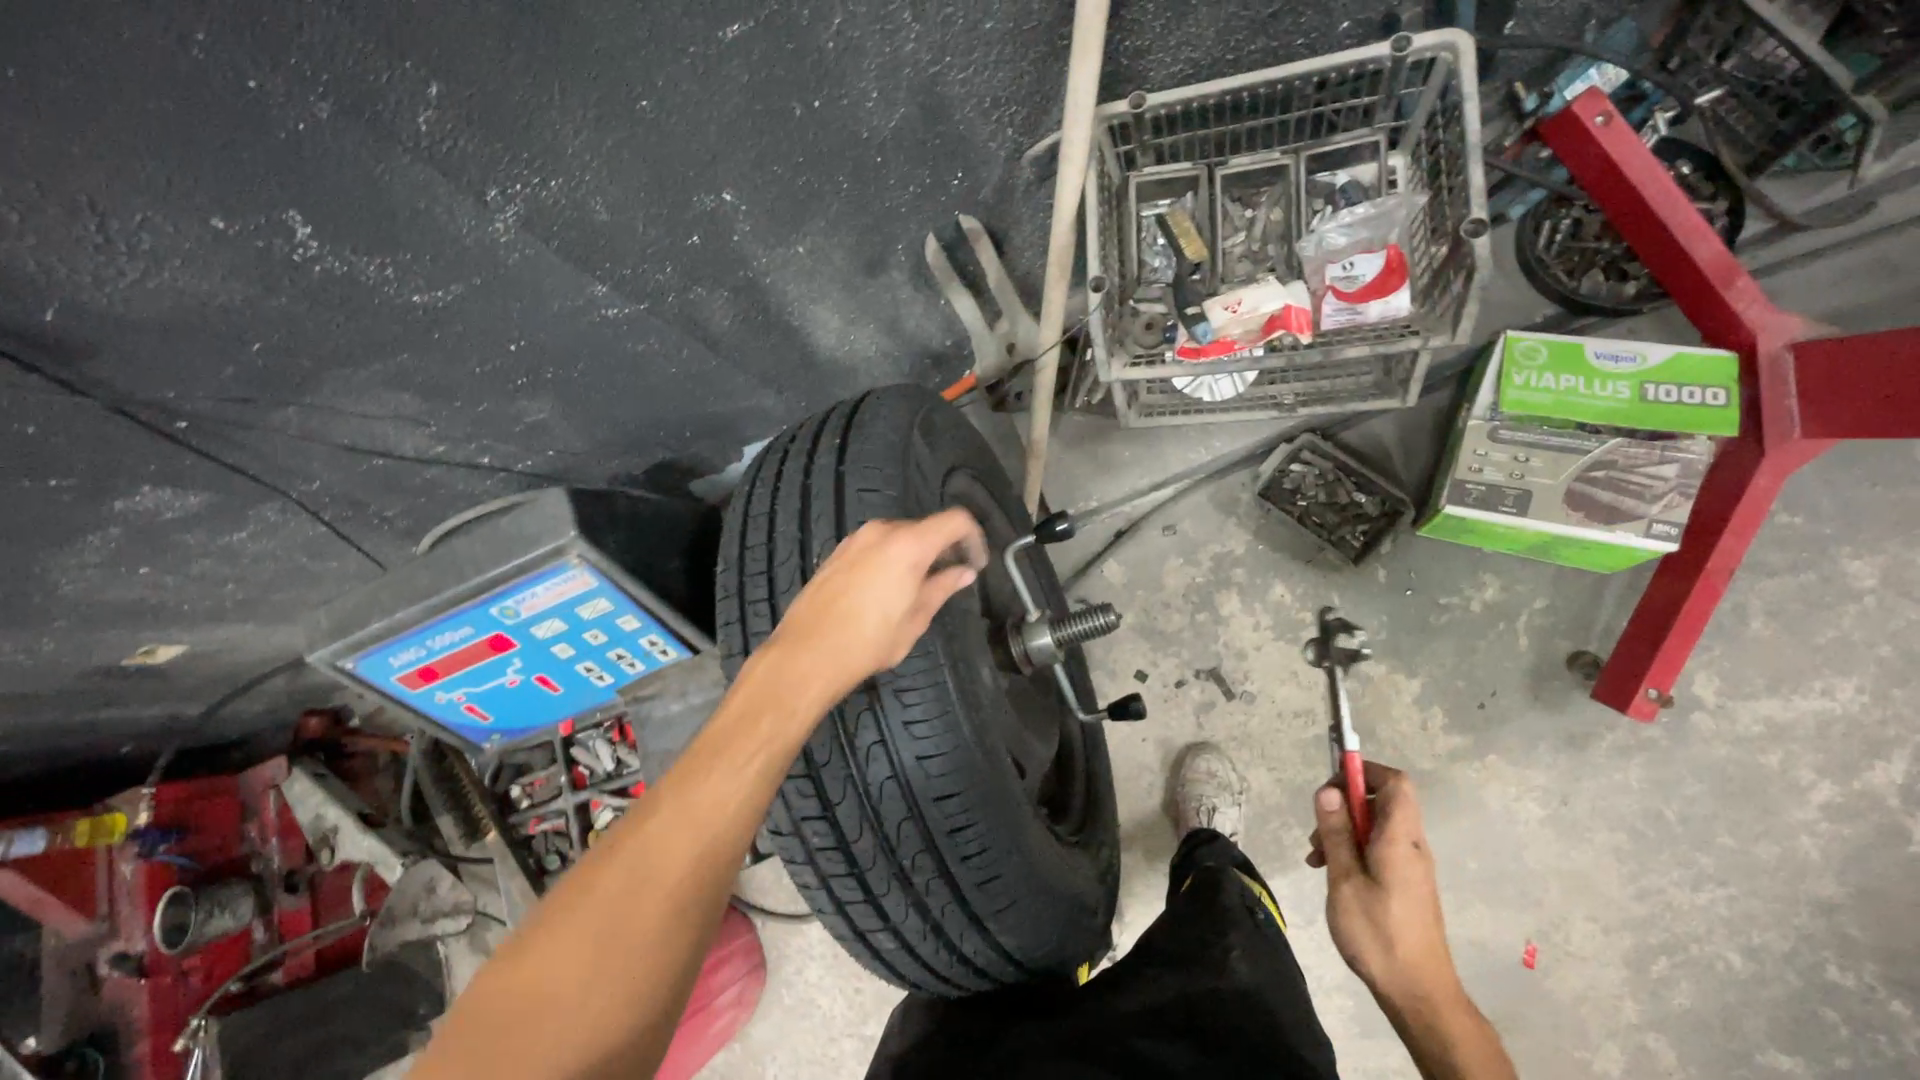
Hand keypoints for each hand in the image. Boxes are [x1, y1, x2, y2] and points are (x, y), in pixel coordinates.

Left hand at [760, 508, 986, 702]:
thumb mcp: (916, 619)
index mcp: (908, 545)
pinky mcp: (837, 552)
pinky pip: (875, 546)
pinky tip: (888, 590)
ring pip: (899, 537)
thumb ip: (943, 588)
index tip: (976, 563)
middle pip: (925, 528)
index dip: (974, 538)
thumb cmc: (869, 641)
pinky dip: (891, 558)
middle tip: (951, 579)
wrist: (807, 653)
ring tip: (919, 589)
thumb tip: (964, 573)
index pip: (955, 521)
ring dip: (916, 555)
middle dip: (943, 549)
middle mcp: (881, 532)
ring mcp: (855, 540)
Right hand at [1307, 761, 1461, 1011]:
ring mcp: (1413, 865)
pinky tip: (1334, 874)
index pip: (1394, 781)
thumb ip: (1337, 833)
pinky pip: (1381, 849)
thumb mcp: (1344, 880)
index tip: (1330, 786)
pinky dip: (1355, 850)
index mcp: (1400, 838)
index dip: (1362, 771)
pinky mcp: (1409, 884)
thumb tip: (1329, 790)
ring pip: (1378, 826)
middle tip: (1317, 833)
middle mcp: (1413, 845)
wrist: (1418, 991)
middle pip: (1383, 801)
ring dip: (1345, 831)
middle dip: (1345, 805)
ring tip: (1318, 858)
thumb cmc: (1378, 933)